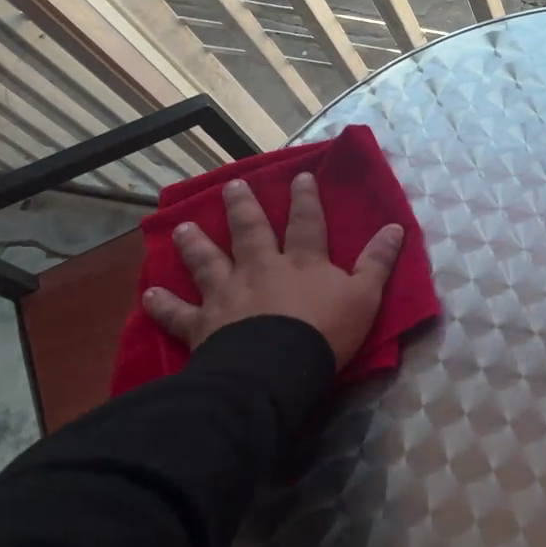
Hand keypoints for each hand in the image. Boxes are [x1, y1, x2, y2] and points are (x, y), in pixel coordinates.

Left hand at [143, 173, 405, 368]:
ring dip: (196, 244)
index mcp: (303, 262)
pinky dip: (163, 304)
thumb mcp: (365, 296)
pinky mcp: (203, 325)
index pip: (307, 223)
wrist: (275, 369)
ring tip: (183, 227)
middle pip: (251, 232)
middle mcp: (262, 269)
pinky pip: (178, 313)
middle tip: (231, 186)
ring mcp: (228, 295)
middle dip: (243, 208)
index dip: (306, 199)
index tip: (300, 177)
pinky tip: (149, 294)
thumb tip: (396, 226)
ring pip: (209, 262)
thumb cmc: (326, 331)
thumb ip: (377, 262)